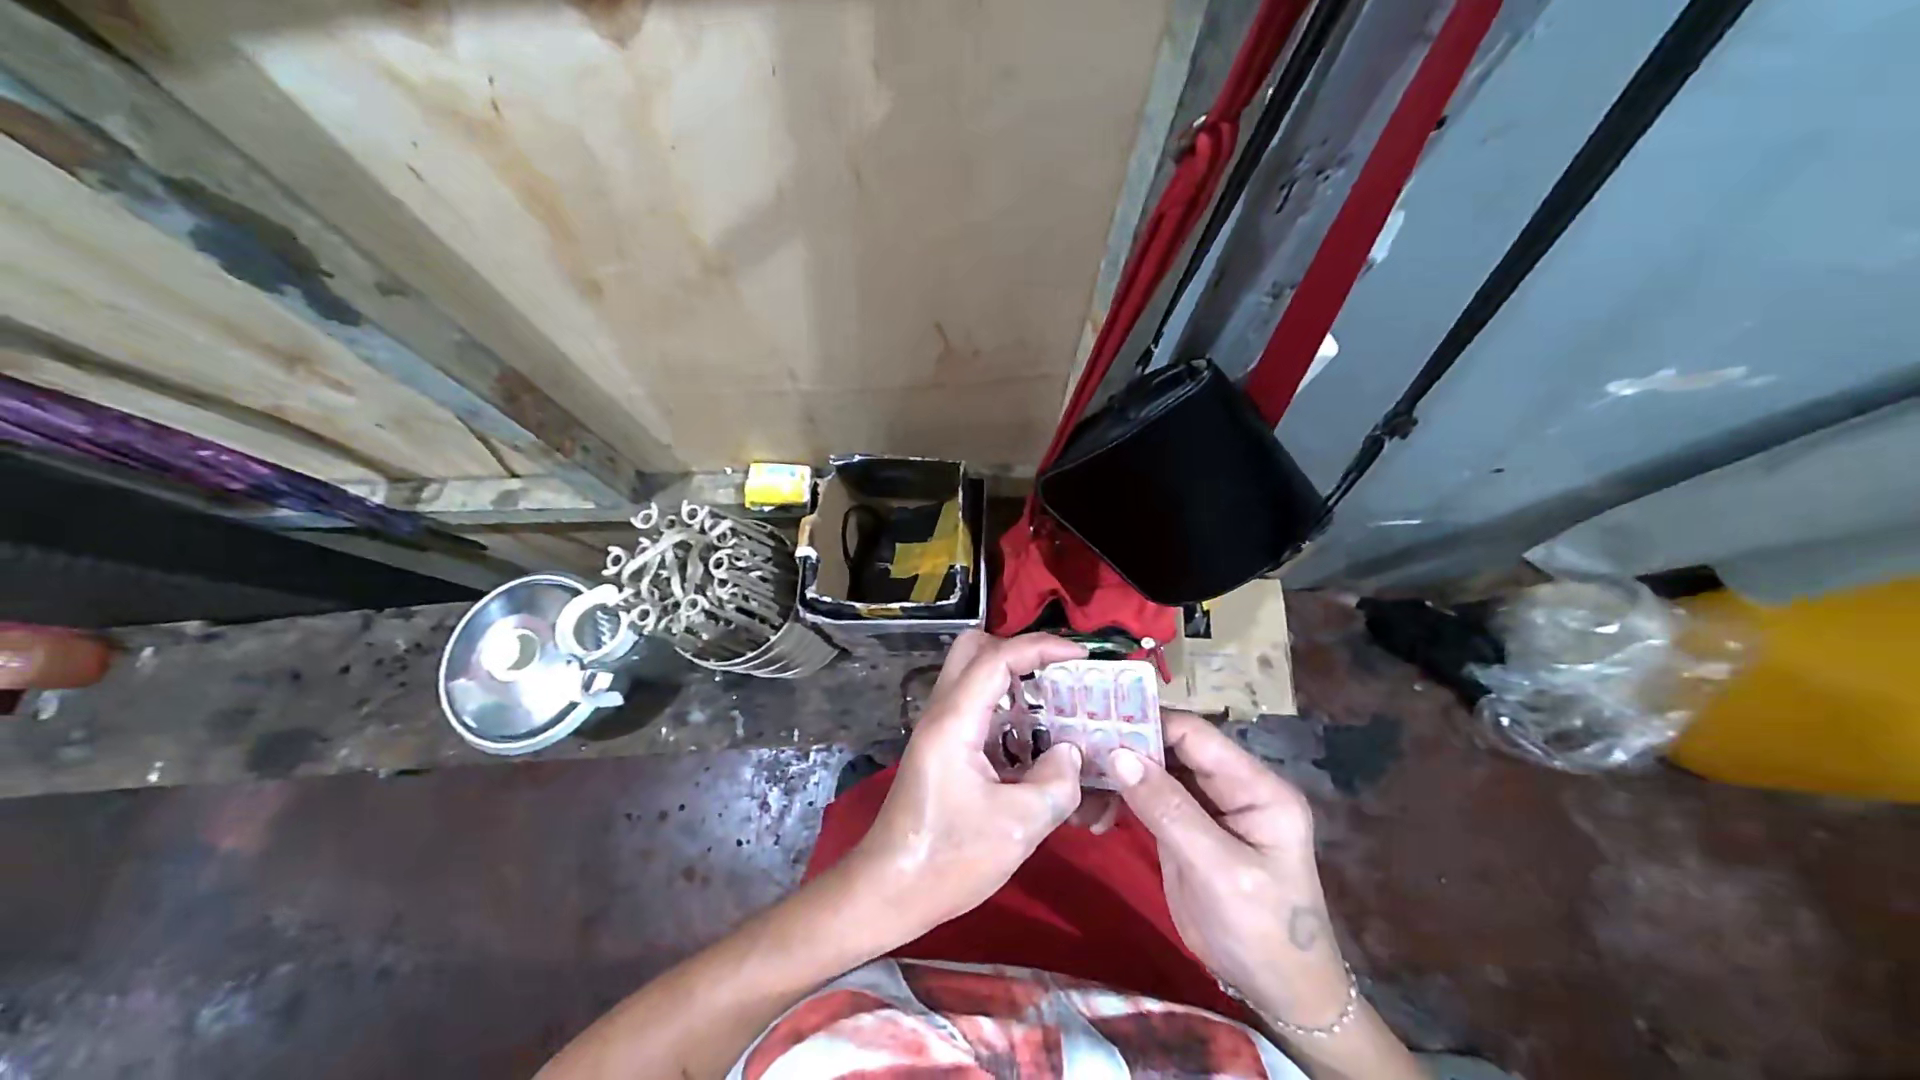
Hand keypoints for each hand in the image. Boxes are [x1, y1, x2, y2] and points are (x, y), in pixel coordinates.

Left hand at [848, 631, 1088, 935]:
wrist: (887, 893)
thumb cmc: (947, 860)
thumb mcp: (1017, 826)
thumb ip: (1057, 783)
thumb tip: (1072, 754)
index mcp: (955, 721)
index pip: (997, 656)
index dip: (1041, 647)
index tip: (1082, 656)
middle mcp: (943, 714)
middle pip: (975, 650)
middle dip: (1021, 653)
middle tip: (1060, 677)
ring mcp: (941, 732)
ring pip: (977, 680)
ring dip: (1016, 684)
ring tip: (1058, 708)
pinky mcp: (945, 752)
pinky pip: (980, 713)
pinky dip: (1010, 715)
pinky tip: (1039, 748)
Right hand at [1107, 712, 1350, 1028]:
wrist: (1279, 995)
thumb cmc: (1262, 931)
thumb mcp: (1218, 870)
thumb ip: (1168, 809)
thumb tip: (1117, 754)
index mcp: (1256, 787)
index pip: (1196, 736)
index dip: (1148, 724)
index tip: (1097, 721)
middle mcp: (1233, 788)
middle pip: (1173, 749)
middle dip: (1126, 746)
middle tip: (1075, 746)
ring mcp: (1209, 809)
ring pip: (1157, 772)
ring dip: (1119, 773)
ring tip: (1077, 777)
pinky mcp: (1188, 830)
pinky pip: (1151, 800)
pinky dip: (1122, 798)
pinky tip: (1094, 806)